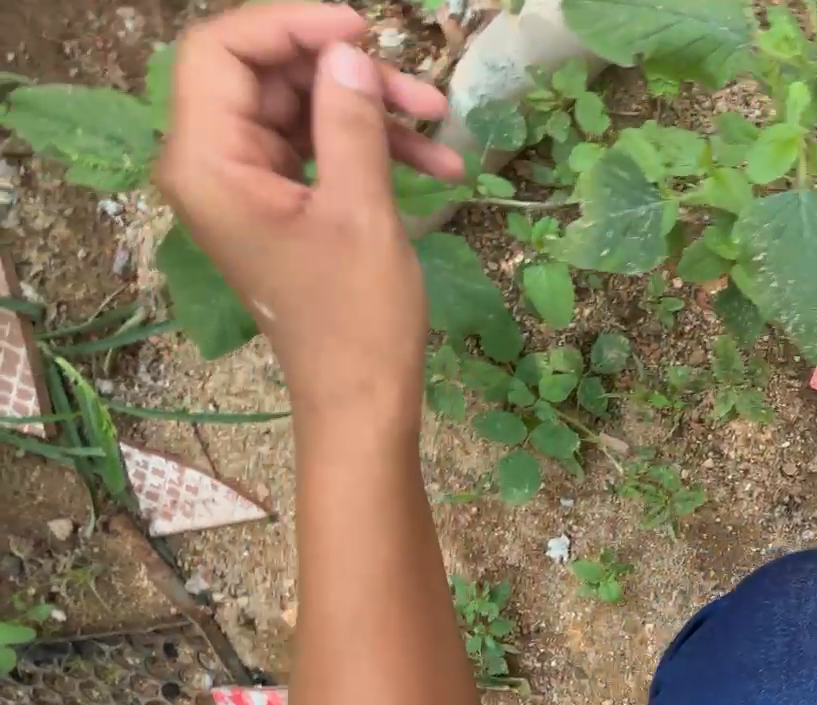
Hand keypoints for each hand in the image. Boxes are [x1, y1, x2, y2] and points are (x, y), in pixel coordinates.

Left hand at [155, 4, 465, 434]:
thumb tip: (352, 58)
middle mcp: (214, 165)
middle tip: (427, 98)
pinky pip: (321, 161)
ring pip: (305, 123)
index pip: (223, 54)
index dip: (291, 28)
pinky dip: (373, 159)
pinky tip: (432, 172)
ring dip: (374, 124)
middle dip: (350, 84)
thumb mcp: (363, 216)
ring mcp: (251, 190)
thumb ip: (351, 129)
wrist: (363, 391)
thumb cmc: (359, 314)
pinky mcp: (286, 213)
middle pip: (270, 86)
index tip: (365, 30)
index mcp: (207, 160)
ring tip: (445, 141)